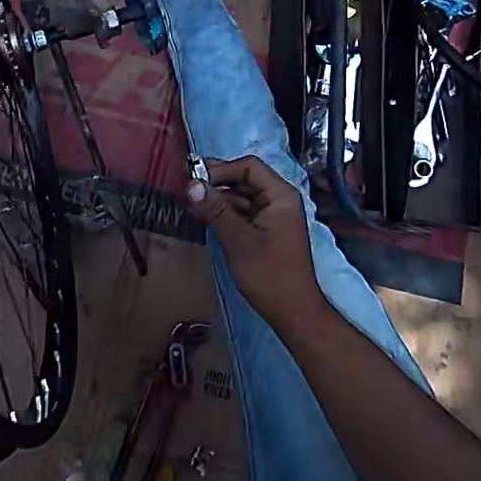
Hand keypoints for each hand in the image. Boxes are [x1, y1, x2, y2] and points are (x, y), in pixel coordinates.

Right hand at [184, 156, 325, 329]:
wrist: (294, 314)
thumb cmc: (269, 274)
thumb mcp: (238, 239)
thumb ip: (215, 209)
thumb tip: (191, 184)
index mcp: (281, 195)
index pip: (248, 166)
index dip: (221, 169)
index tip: (195, 180)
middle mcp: (279, 200)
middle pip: (244, 178)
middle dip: (216, 182)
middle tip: (187, 190)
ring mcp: (273, 215)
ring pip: (241, 195)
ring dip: (217, 198)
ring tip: (191, 204)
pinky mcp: (265, 229)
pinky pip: (242, 210)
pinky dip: (224, 211)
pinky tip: (203, 217)